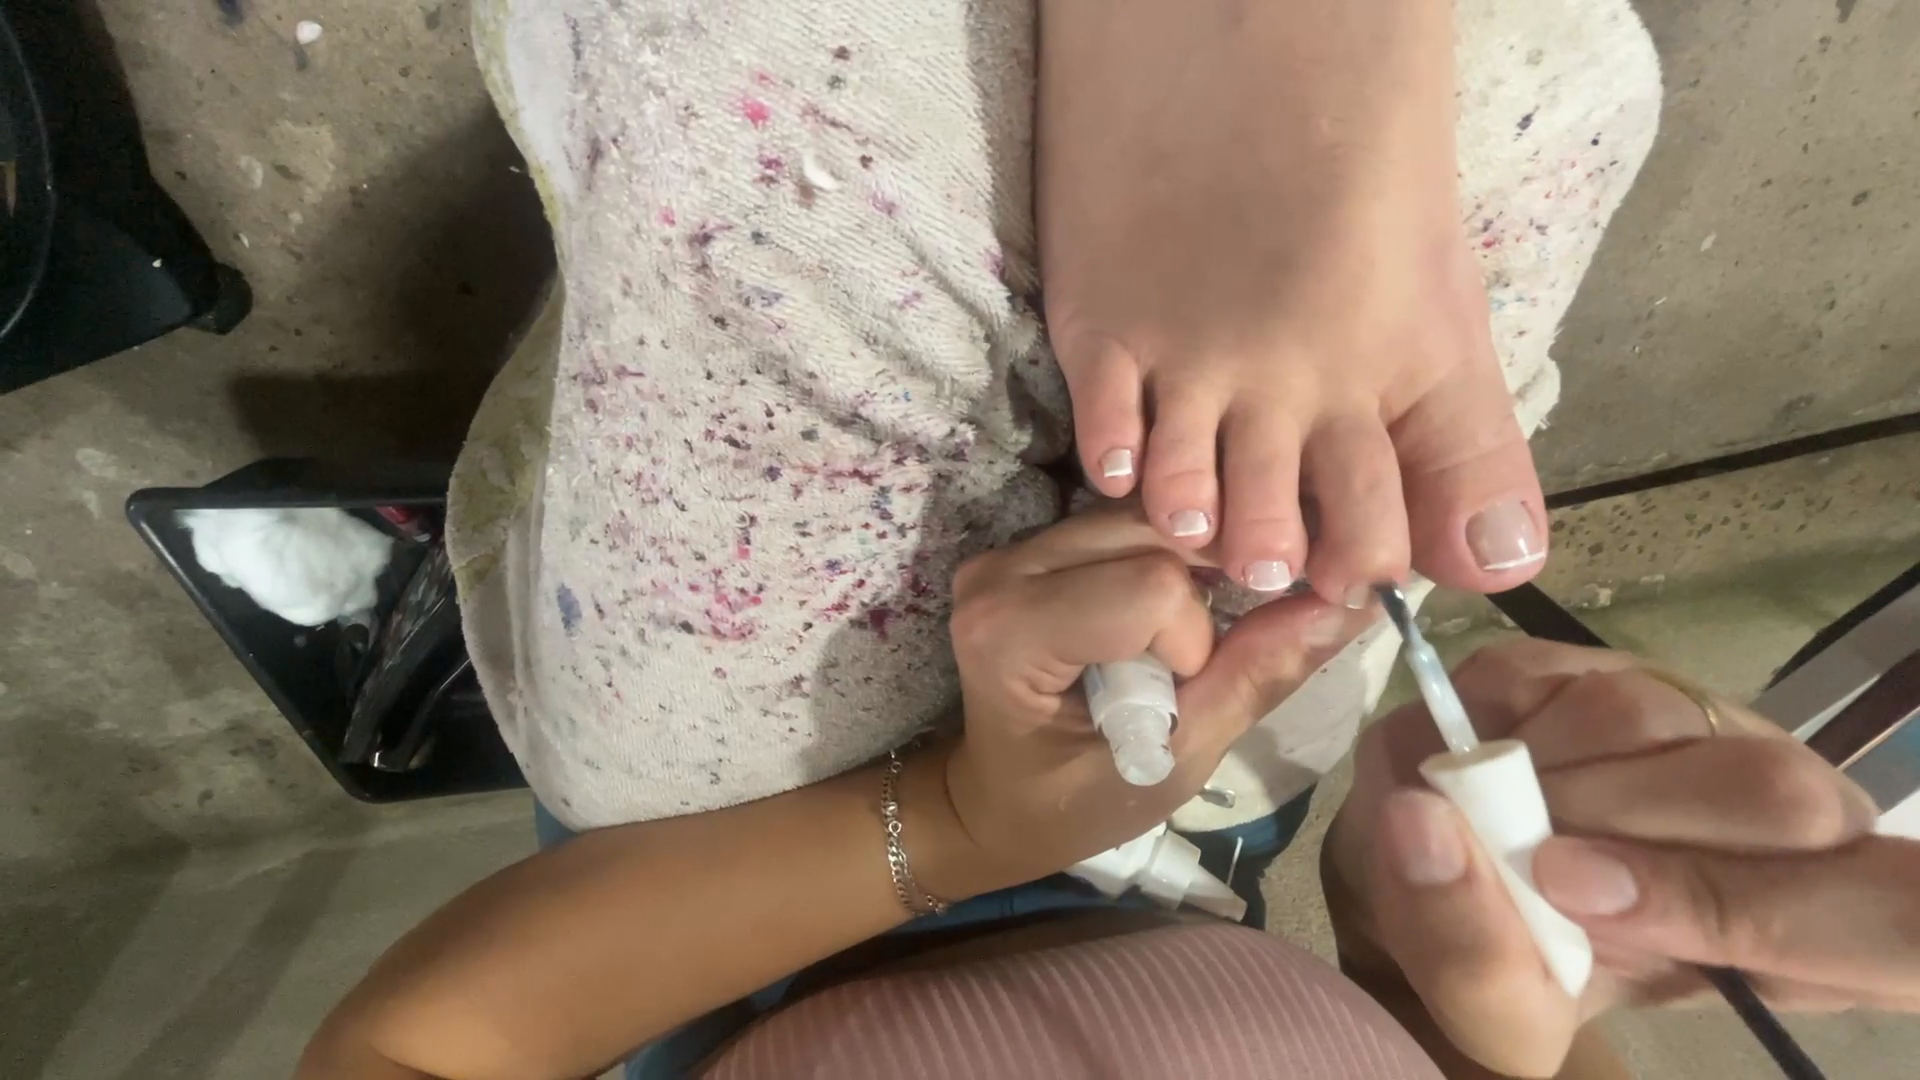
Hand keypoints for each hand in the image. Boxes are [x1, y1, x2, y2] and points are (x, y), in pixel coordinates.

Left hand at [937, 505, 1375, 894]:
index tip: (1179, 686)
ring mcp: (1007, 552)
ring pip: (1139, 517)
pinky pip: (1118, 524)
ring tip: (1179, 637)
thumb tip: (1353, 601)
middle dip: (1196, 591)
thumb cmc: (1073, 801)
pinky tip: (1162, 611)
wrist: (996, 796)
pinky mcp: (1024, 547)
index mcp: (1012, 632)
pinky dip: (1161, 559)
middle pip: (1148, 533)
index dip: (1192, 637)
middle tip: (1202, 653)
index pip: (1149, 588)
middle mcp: (998, 573)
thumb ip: (1255, 676)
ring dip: (1182, 573)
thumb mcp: (1174, 760)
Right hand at [1040, 0, 1546, 604]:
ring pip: (1193, 511)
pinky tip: (1131, 454)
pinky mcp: (1101, 332)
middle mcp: (1295, 381)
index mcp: (1397, 365)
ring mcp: (1189, 359)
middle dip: (1290, 567)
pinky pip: (1105, 445)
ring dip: (1202, 530)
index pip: (1400, 533)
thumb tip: (1493, 560)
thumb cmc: (1356, 140)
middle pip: (1291, 542)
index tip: (1353, 558)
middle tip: (1272, 552)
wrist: (1232, 16)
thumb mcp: (1446, 285)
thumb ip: (1459, 431)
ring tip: (1201, 517)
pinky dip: (1120, 469)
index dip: (1379, 569)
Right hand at [1323, 640, 1889, 1077]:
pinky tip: (1472, 759)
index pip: (1910, 921)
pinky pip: (1546, 675)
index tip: (1588, 902)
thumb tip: (1423, 825)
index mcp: (1802, 933)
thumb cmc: (1490, 946)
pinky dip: (1487, 721)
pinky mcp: (1577, 665)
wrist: (1422, 858)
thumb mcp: (1489, 1009)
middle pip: (1781, 795)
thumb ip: (1476, 953)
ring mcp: (1677, 720)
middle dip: (1627, 833)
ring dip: (1540, 774)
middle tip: (1528, 862)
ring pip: (1647, 718)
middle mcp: (1772, 816)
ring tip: (1486, 810)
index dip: (1795, 915)